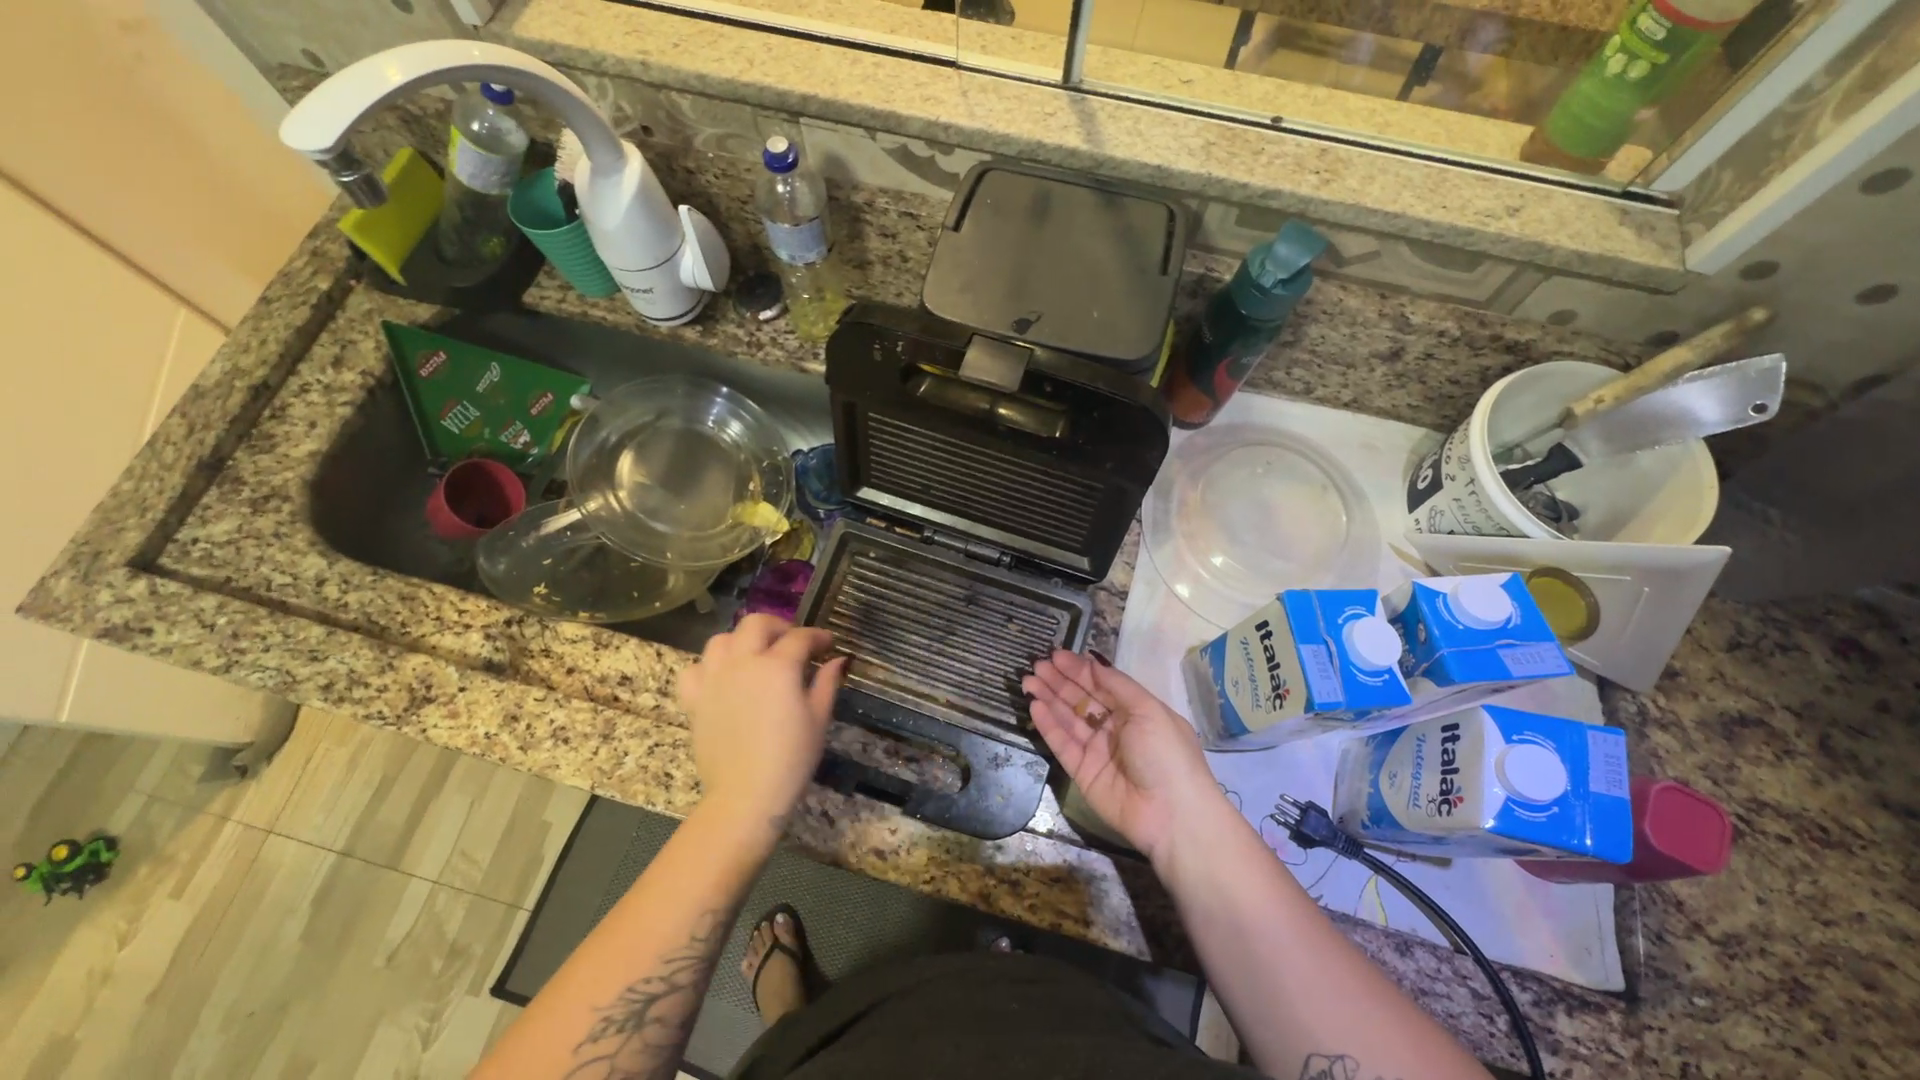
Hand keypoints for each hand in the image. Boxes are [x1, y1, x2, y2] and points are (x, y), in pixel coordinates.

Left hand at [677, 615, 848, 822]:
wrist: (746, 795)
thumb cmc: (791, 760)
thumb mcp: (818, 720)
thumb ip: (827, 684)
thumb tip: (837, 660)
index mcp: (778, 667)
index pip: (800, 638)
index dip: (817, 637)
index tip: (827, 644)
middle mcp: (743, 663)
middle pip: (756, 624)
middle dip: (778, 626)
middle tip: (791, 643)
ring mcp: (714, 679)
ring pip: (721, 640)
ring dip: (741, 641)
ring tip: (754, 656)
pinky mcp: (694, 699)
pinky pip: (694, 669)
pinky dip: (707, 667)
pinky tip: (721, 678)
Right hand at [1023, 650, 1224, 863]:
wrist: (1171, 814)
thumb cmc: (1166, 754)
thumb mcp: (1149, 710)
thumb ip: (1117, 685)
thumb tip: (1093, 662)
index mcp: (1138, 712)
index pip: (1103, 686)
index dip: (1080, 670)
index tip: (1056, 655)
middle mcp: (1117, 729)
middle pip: (1082, 700)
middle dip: (1060, 682)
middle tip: (1036, 665)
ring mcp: (1098, 752)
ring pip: (1068, 720)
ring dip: (1049, 699)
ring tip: (1028, 680)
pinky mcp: (1082, 773)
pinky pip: (1063, 744)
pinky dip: (1049, 725)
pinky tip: (1035, 705)